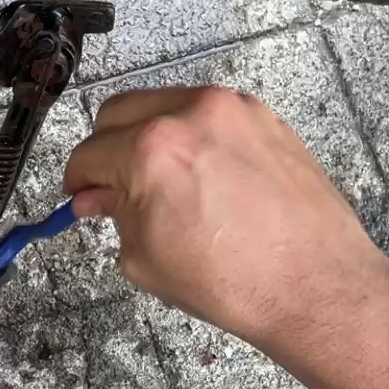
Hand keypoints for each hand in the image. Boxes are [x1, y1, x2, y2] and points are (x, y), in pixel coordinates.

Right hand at [63, 84, 388, 361]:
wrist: (312, 284)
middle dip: (104, 149)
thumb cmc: (231, 280)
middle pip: (116, 113)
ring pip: (161, 105)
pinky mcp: (262, 117)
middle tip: (110, 187)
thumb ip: (113, 214)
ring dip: (144, 137)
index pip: (88, 154)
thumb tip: (97, 197)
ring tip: (158, 183)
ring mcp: (231, 109)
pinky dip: (188, 136)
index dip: (76, 181)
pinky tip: (198, 177)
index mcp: (150, 150)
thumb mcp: (143, 256)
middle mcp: (189, 114)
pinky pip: (204, 113)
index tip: (80, 196)